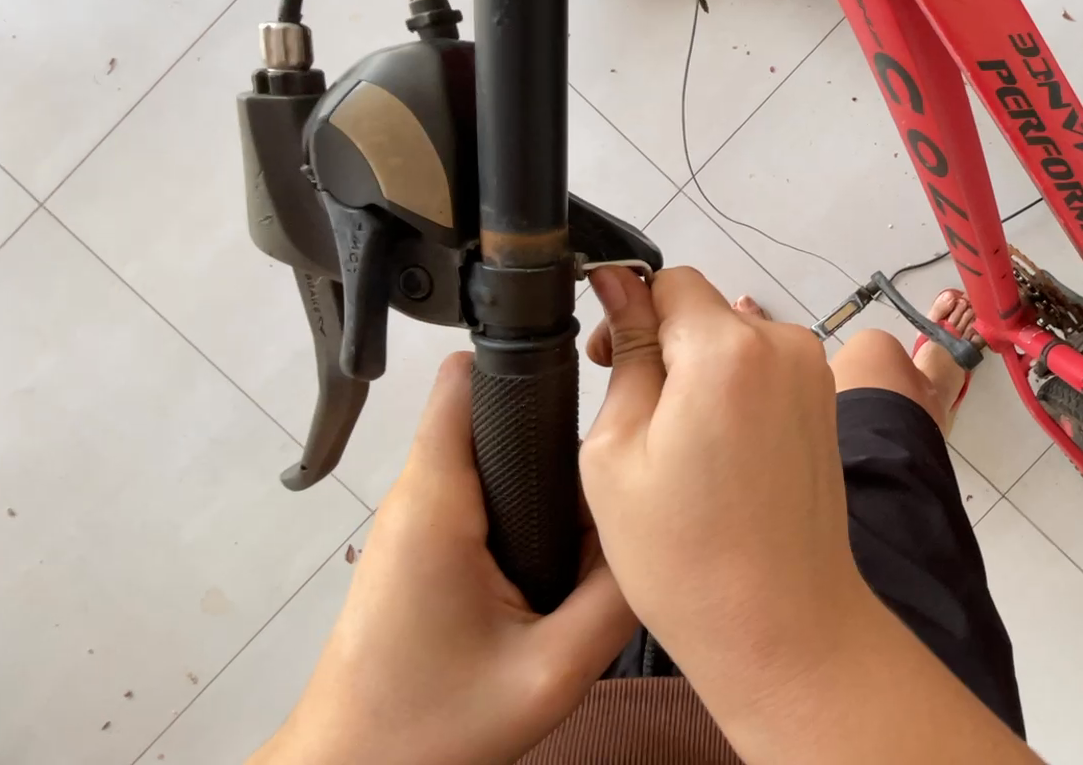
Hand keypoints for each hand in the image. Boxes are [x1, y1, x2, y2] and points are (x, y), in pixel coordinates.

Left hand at [252, 353, 636, 764]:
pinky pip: (491, 488)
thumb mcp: (549, 672)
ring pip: (499, 451)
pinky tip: (574, 539)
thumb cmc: (430, 730)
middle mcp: (424, 495)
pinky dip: (535, 495)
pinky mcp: (429, 543)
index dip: (529, 356)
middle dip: (565, 414)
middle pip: (497, 410)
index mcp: (440, 502)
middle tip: (630, 441)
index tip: (595, 359)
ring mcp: (423, 518)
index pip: (469, 381)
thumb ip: (615, 598)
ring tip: (612, 490)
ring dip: (554, 460)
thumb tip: (660, 533)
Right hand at [578, 268, 876, 710]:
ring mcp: (814, 370)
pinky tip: (721, 451)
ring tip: (682, 446)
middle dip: (664, 345)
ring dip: (700, 370)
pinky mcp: (825, 398)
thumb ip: (625, 353)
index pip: (670, 280)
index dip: (629, 309)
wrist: (785, 622)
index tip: (607, 356)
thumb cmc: (686, 555)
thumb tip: (618, 281)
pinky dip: (735, 390)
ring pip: (734, 339)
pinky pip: (765, 367)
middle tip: (639, 417)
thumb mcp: (618, 451)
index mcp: (727, 349)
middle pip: (704, 309)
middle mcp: (784, 343)